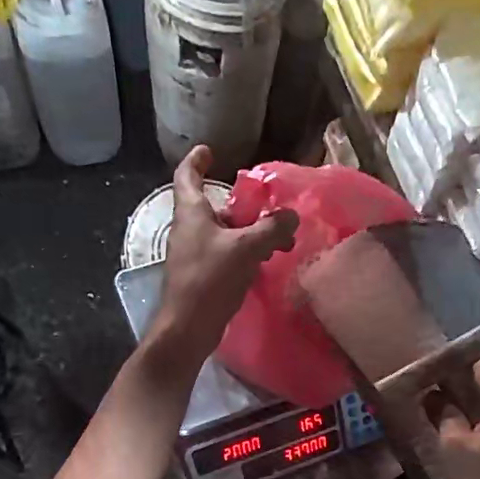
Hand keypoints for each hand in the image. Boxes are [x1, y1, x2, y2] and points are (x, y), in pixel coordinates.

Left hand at [146, 146, 297, 368]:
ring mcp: (194, 255)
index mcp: (191, 213)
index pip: (187, 176)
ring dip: (248, 234)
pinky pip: (225, 256)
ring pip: (223, 234)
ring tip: (278, 243)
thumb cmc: (209, 280)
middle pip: (215, 208)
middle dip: (243, 208)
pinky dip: (243, 254)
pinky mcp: (201, 277)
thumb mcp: (245, 249)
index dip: (197, 161)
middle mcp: (189, 230)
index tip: (208, 151)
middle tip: (269, 211)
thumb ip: (271, 229)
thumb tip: (292, 216)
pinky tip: (263, 264)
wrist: (187, 327)